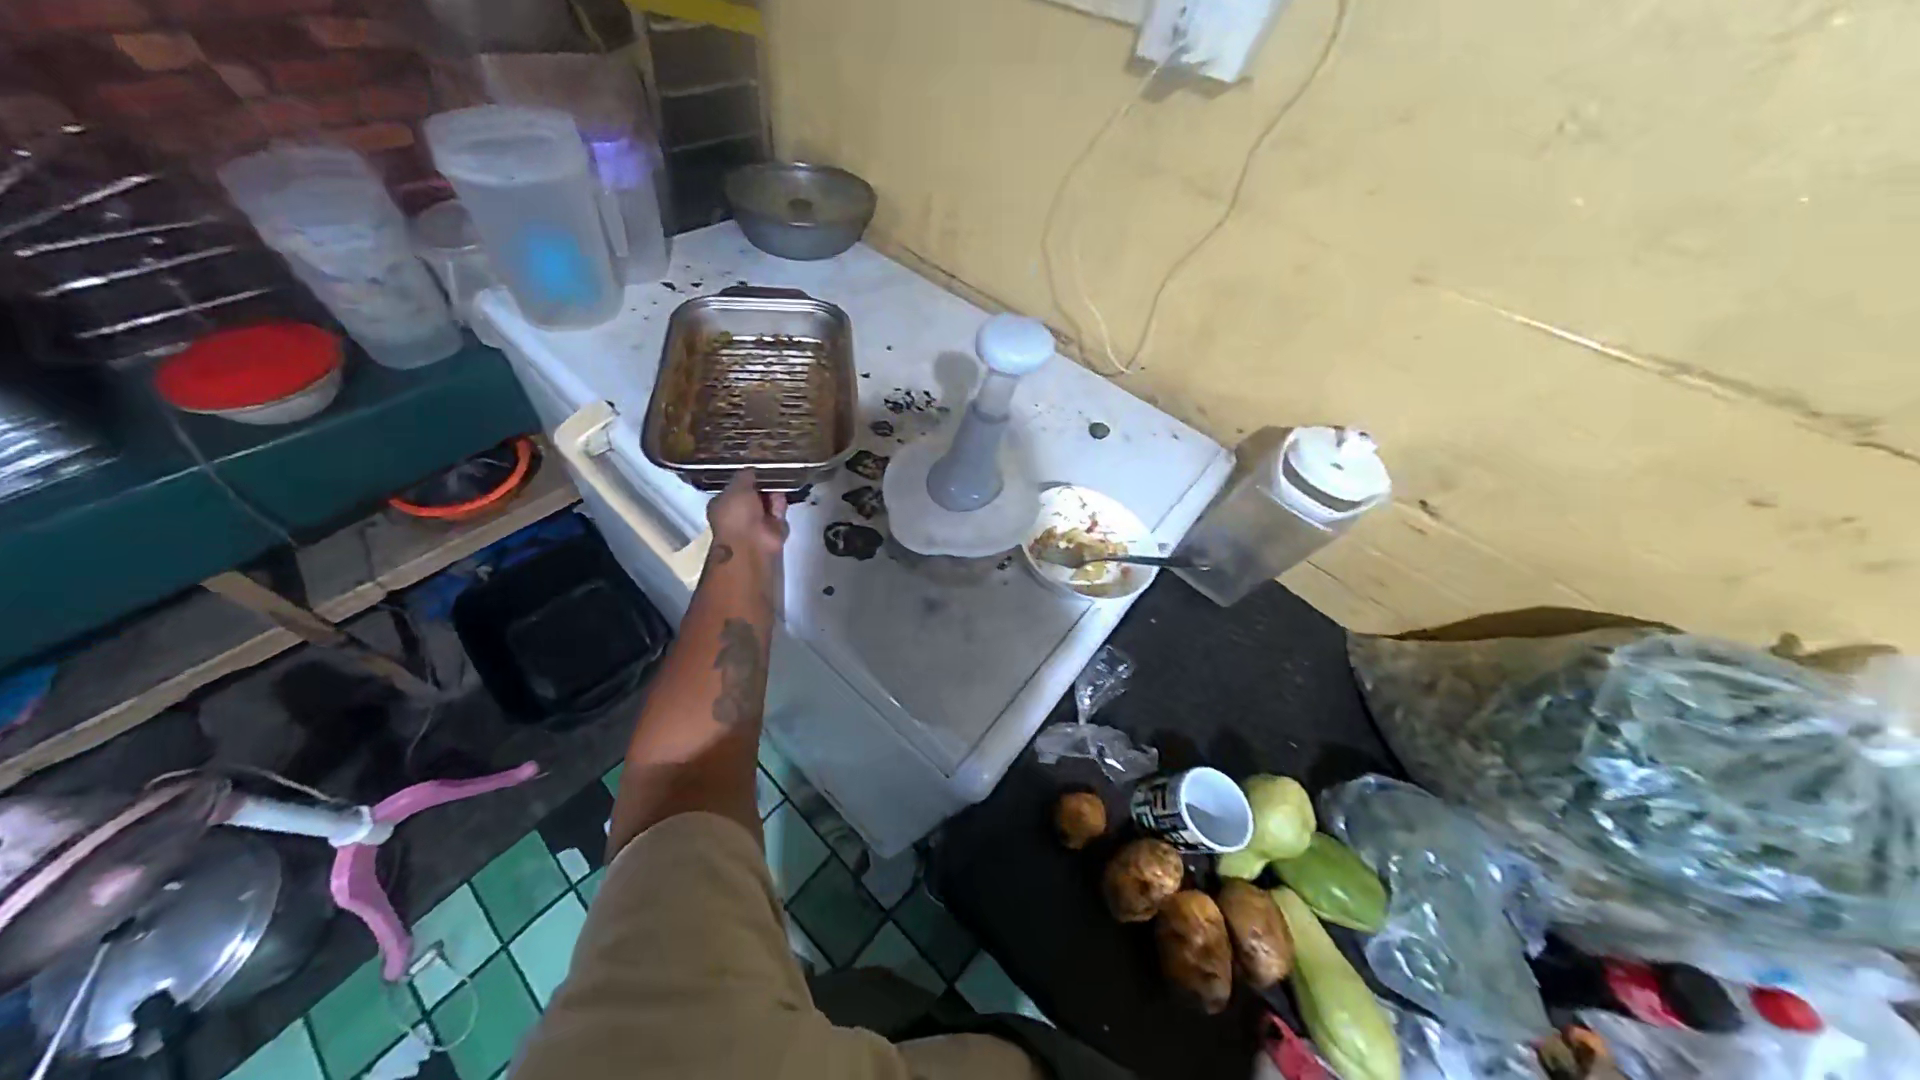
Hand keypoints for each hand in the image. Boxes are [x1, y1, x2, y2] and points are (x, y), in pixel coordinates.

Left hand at [706, 470, 789, 572]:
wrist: (752, 543)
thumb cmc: (736, 514)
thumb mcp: (737, 487)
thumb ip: (745, 476)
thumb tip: (752, 469)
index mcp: (723, 505)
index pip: (736, 488)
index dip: (746, 478)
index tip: (756, 468)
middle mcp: (739, 514)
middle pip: (755, 493)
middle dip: (763, 484)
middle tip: (770, 473)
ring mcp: (758, 522)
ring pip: (769, 501)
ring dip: (773, 494)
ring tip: (775, 486)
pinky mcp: (774, 528)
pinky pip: (779, 510)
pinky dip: (779, 506)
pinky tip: (778, 502)